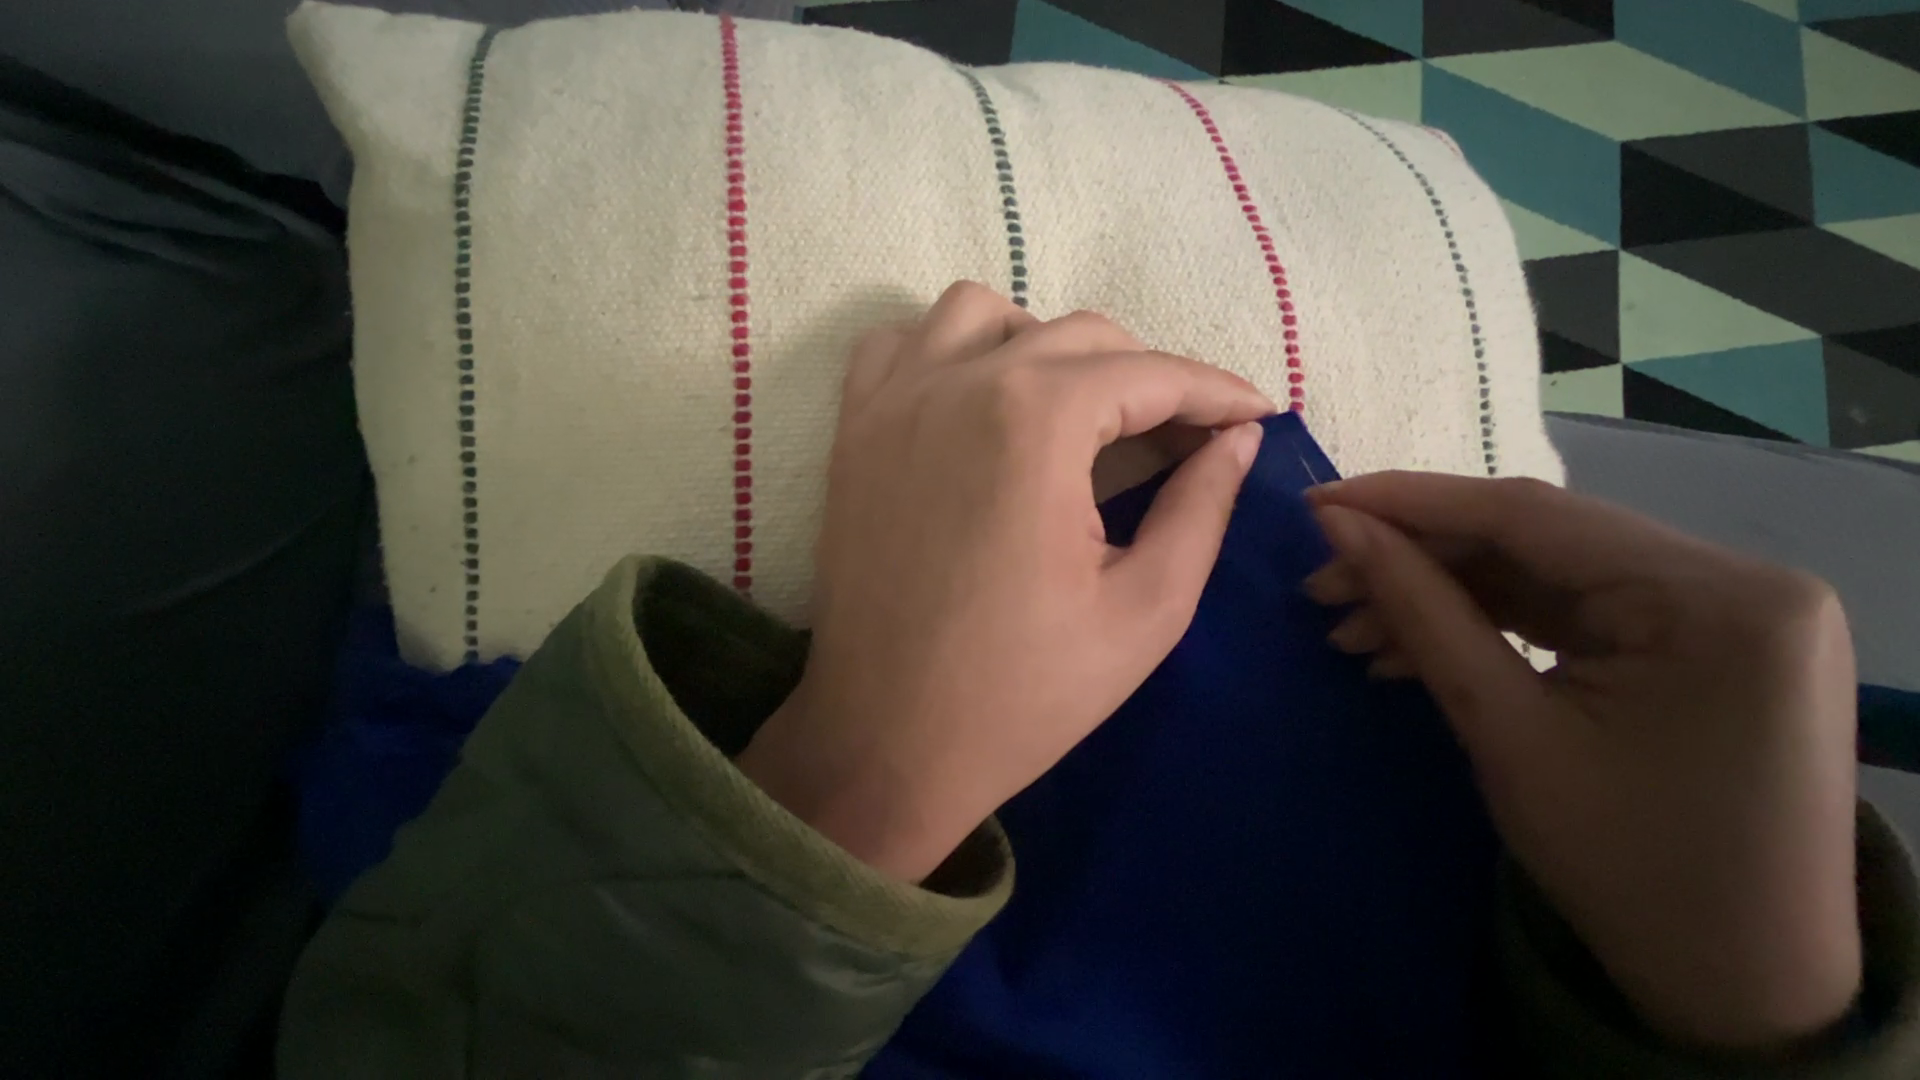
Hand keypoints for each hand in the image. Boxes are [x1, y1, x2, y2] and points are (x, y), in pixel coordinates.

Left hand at [737, 282, 1273, 882]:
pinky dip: (946, 350)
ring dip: (1044, 344)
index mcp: (1034, 422)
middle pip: (1077, 335)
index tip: (1255, 413)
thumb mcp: (1146, 609)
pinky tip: (976, 399)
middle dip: (1146, 376)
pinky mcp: (852, 433)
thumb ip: (1202, 507)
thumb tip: (1236, 438)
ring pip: (981, 314)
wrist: (888, 743)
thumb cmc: (1024, 693)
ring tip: (1076, 411)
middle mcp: (956, 383)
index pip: (1148, 373)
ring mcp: (892, 401)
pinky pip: (898, 345)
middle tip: (1183, 434)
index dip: (1214, 390)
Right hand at [1307, 473, 1860, 1052]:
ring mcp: (1715, 610)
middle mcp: (1732, 580)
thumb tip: (1338, 524)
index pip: (1531, 513)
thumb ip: (1419, 608)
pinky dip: (1480, 621)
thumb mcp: (1502, 727)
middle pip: (1533, 539)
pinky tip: (1406, 648)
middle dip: (1414, 559)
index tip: (1316, 503)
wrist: (1734, 980)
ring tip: (1349, 628)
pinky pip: (1562, 608)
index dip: (1407, 500)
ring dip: (1438, 594)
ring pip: (1538, 571)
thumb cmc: (1622, 863)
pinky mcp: (1689, 641)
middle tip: (1320, 586)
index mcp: (1716, 598)